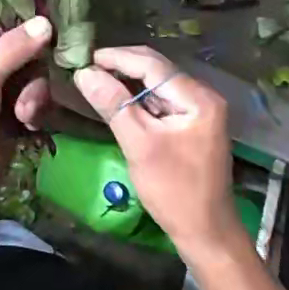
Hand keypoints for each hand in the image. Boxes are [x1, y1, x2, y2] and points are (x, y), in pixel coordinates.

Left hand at [0, 17, 53, 206]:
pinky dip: (37, 110)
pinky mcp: (14, 112)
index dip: (23, 26)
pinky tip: (28, 125)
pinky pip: (38, 99)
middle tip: (27, 90)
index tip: (46, 30)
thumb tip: (46, 21)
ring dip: (35, 96)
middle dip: (32, 73)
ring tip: (24, 115)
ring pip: (35, 76)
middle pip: (25, 50)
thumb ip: (13, 48)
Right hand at [72, 46, 242, 258]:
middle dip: (120, 65)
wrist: (205, 232)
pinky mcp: (189, 125)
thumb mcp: (139, 145)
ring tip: (92, 78)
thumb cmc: (174, 189)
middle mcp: (202, 97)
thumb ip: (113, 105)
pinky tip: (114, 98)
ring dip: (126, 80)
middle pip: (155, 69)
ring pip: (155, 84)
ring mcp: (197, 111)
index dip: (116, 58)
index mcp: (197, 98)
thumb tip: (84, 72)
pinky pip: (159, 101)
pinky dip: (136, 97)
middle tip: (83, 66)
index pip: (151, 64)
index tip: (82, 57)